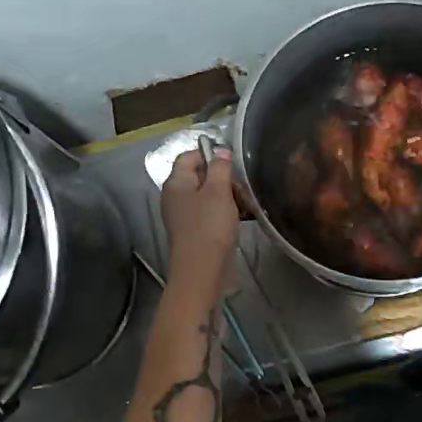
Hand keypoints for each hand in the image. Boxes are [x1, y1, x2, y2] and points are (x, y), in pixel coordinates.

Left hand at [161, 146, 239, 288]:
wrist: (202, 271)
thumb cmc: (209, 227)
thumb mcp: (218, 192)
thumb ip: (220, 167)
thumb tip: (221, 150)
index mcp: (176, 183)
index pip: (190, 156)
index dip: (211, 154)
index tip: (234, 162)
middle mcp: (175, 196)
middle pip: (200, 176)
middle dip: (223, 178)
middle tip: (243, 188)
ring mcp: (183, 216)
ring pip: (207, 196)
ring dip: (228, 197)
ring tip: (246, 205)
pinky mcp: (193, 231)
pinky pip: (209, 213)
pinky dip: (225, 212)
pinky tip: (241, 219)